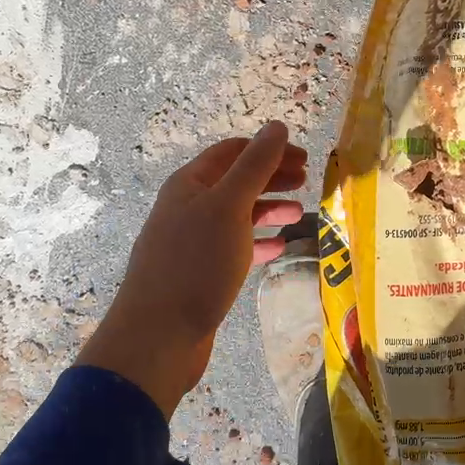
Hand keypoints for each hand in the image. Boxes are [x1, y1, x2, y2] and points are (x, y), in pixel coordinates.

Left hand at [75, 121, 308, 417]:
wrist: (157, 338)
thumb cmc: (195, 262)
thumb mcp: (230, 205)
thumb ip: (256, 164)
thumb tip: (277, 126)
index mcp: (190, 184)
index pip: (233, 151)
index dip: (269, 149)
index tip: (304, 158)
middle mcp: (188, 207)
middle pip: (237, 180)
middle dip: (272, 177)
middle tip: (307, 181)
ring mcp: (192, 242)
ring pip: (238, 214)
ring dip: (269, 209)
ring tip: (299, 215)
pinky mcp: (199, 273)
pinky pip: (235, 247)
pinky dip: (259, 242)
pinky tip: (279, 248)